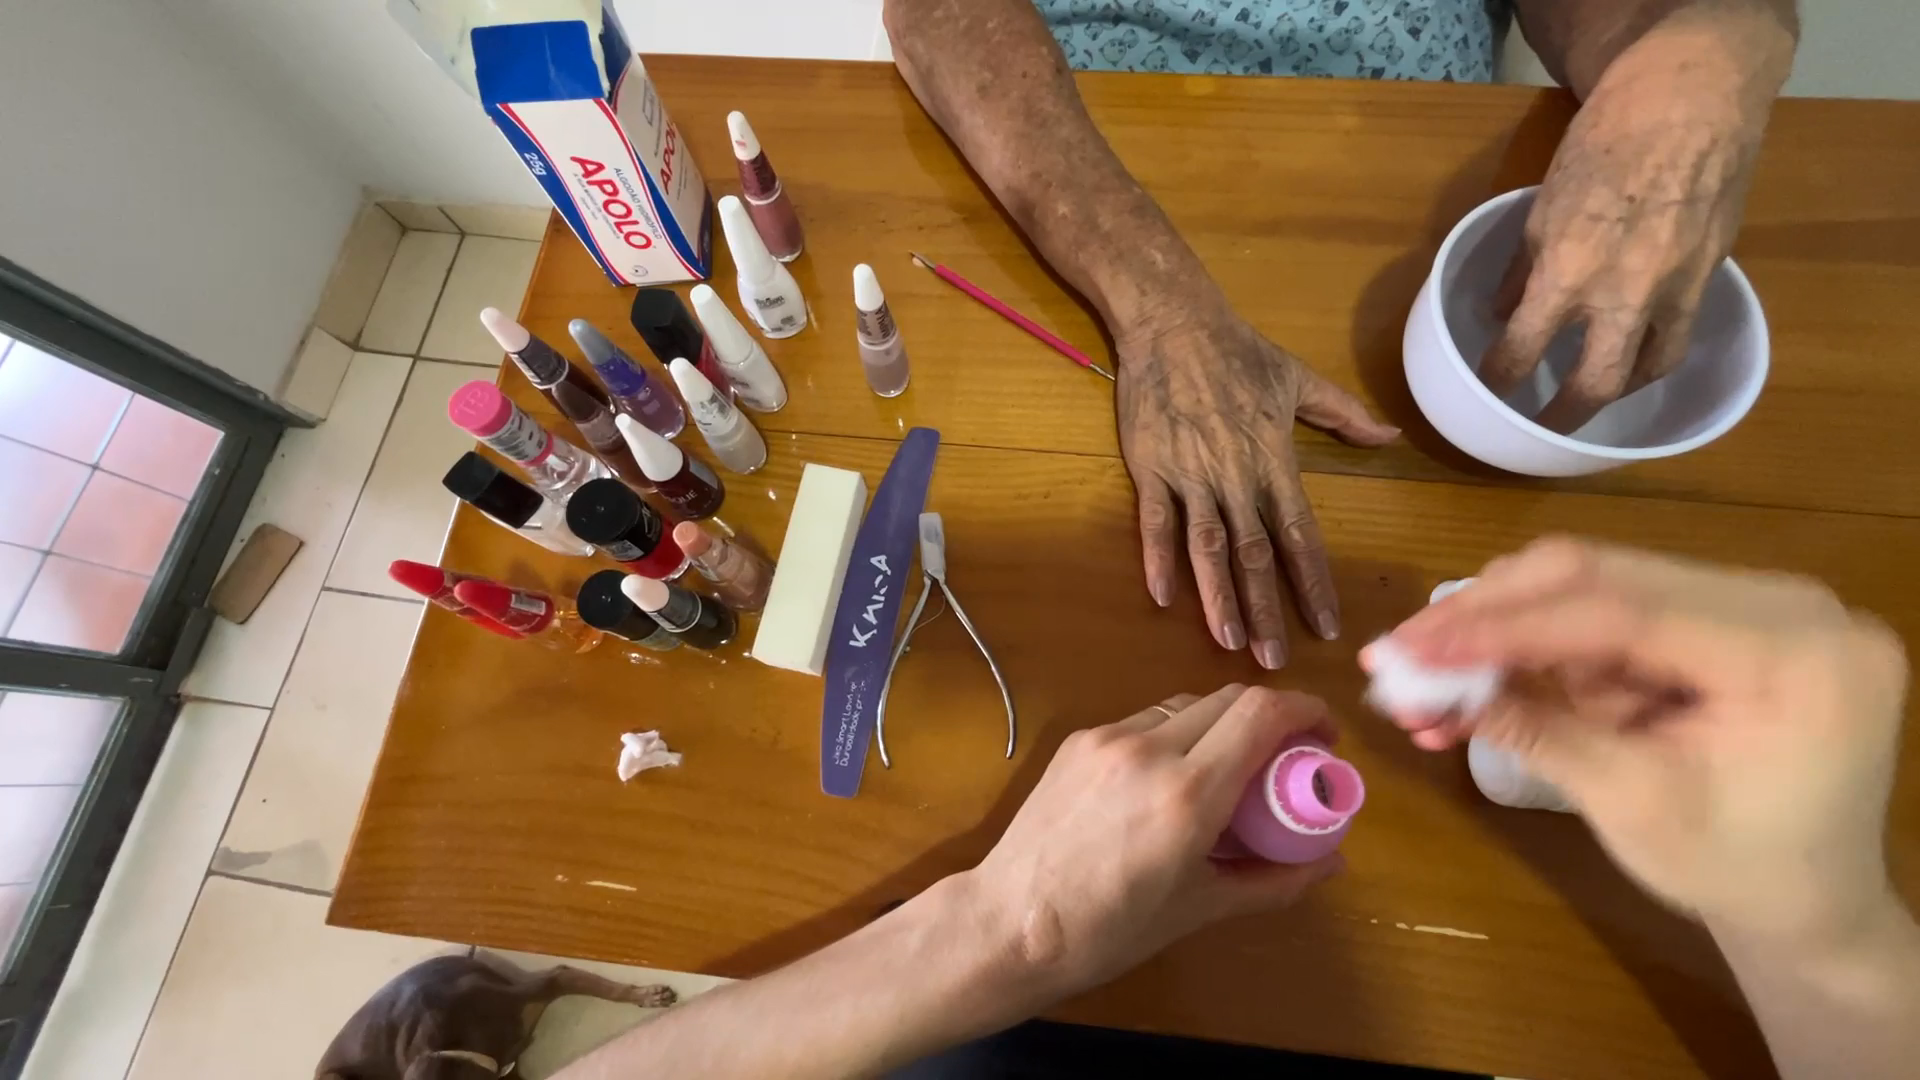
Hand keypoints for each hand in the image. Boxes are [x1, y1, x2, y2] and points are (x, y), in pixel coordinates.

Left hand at [968, 685, 1343, 995]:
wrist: (1009, 920)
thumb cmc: (1109, 930)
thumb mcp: (1201, 908)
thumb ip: (1273, 879)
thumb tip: (1330, 861)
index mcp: (1185, 793)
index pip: (1260, 713)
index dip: (1304, 709)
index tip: (1324, 735)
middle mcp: (1147, 748)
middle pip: (1227, 698)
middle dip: (1268, 717)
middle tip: (1283, 758)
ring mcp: (1106, 738)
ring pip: (1183, 706)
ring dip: (1219, 725)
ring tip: (1226, 771)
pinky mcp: (1077, 740)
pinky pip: (1143, 721)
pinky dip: (1174, 735)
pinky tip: (1169, 777)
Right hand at [1116, 298, 1397, 667]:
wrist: (1173, 324)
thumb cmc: (1236, 351)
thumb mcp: (1298, 379)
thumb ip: (1344, 414)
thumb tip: (1390, 439)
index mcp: (1274, 459)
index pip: (1300, 533)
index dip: (1312, 581)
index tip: (1325, 625)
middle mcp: (1235, 477)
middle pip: (1254, 554)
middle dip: (1266, 608)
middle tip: (1275, 658)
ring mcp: (1190, 475)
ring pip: (1207, 547)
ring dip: (1218, 597)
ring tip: (1228, 640)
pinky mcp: (1151, 469)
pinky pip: (1154, 522)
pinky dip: (1158, 559)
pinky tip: (1162, 596)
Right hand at [1370, 537, 1908, 941]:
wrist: (1801, 897)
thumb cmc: (1735, 866)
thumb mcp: (1627, 800)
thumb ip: (1525, 728)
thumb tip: (1413, 688)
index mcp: (1794, 654)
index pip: (1617, 611)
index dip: (1502, 627)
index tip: (1411, 649)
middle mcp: (1767, 603)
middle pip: (1586, 574)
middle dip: (1480, 612)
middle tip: (1400, 646)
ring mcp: (1721, 603)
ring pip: (1566, 583)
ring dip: (1484, 626)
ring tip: (1417, 670)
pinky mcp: (1676, 616)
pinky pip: (1571, 612)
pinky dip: (1509, 646)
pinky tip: (1460, 679)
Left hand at [1480, 20, 1785, 433]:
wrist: (1688, 102)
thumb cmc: (1598, 154)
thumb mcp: (1537, 217)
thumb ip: (1519, 276)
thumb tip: (1502, 316)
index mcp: (1567, 276)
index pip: (1520, 351)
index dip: (1496, 378)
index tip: (1486, 390)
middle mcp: (1624, 293)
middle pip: (1596, 383)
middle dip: (1565, 414)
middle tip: (1543, 428)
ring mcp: (1676, 285)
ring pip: (1652, 365)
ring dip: (1619, 390)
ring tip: (1593, 398)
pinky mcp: (1712, 272)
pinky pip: (1682, 331)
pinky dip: (1654, 352)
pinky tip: (1633, 353)